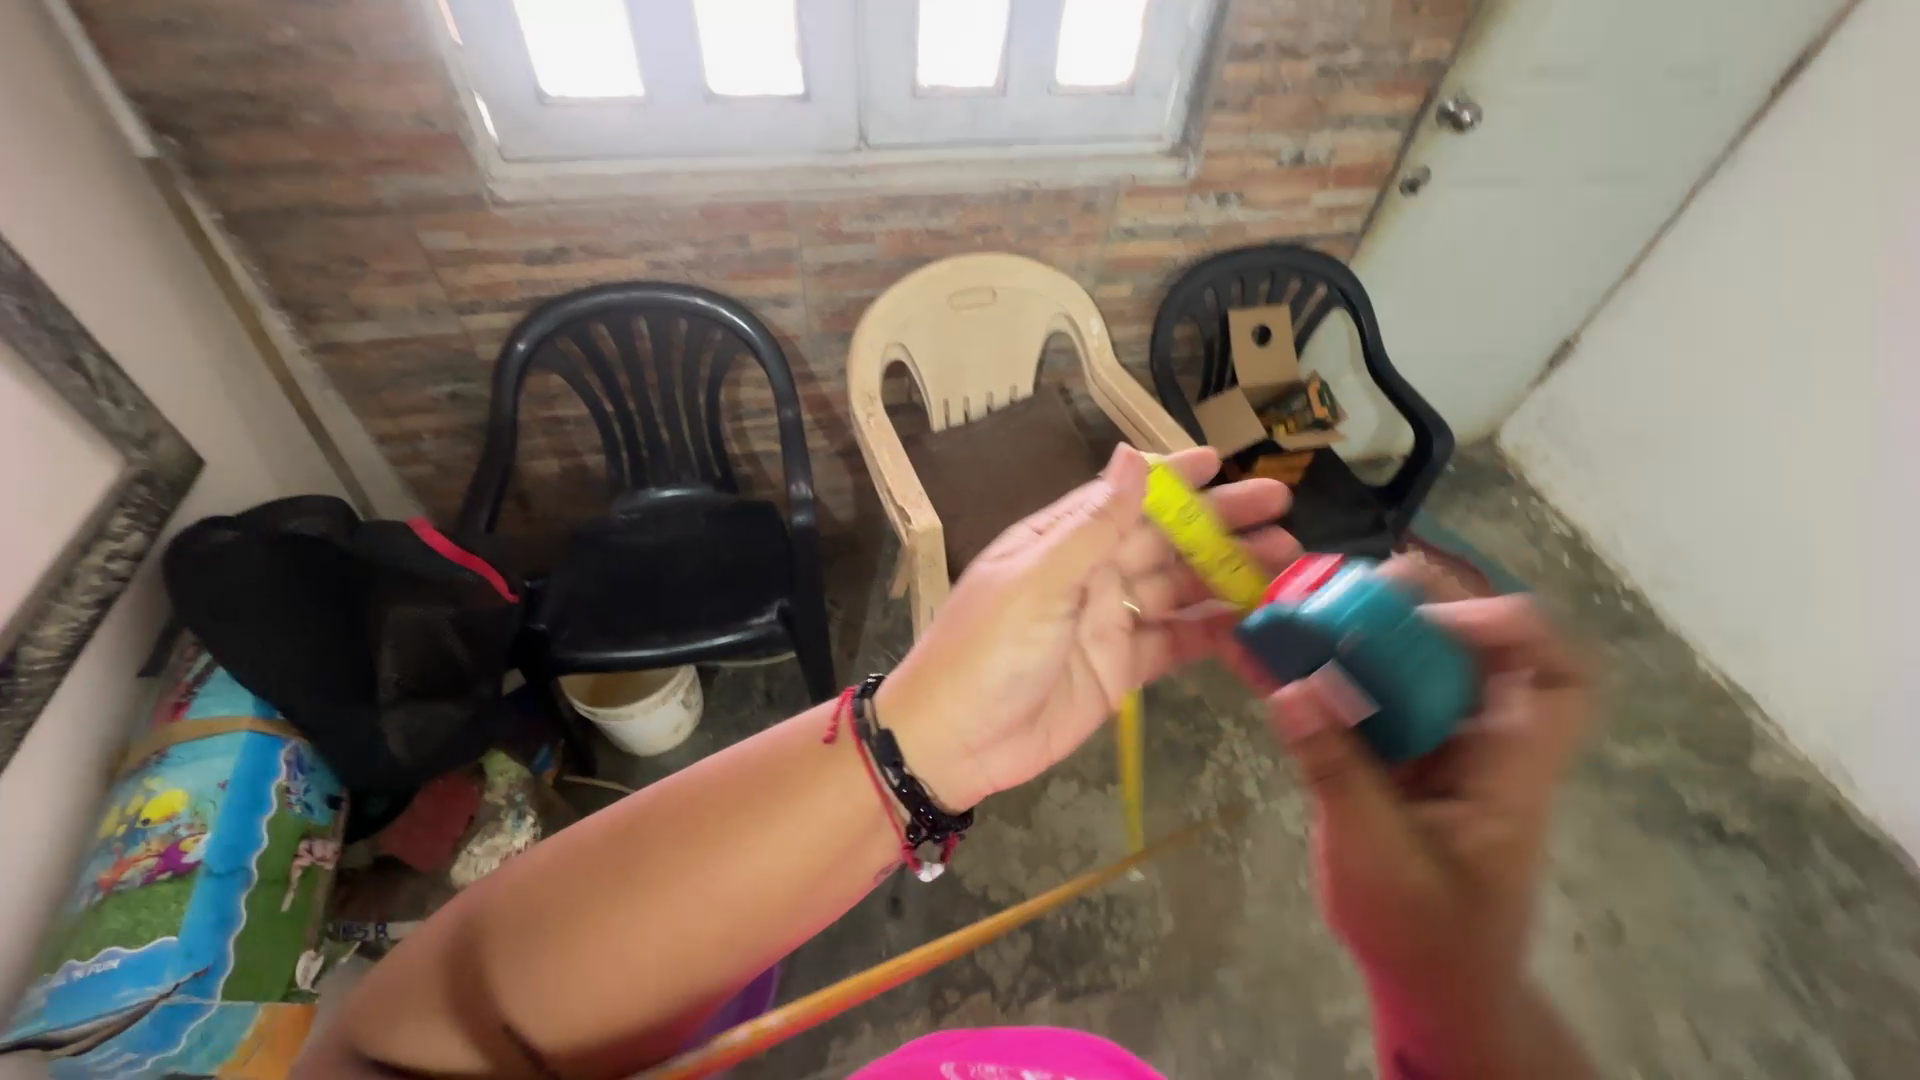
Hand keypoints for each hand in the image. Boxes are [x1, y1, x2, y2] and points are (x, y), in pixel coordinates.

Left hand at [879, 444, 1299, 809]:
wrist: (955, 741)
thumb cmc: (985, 651)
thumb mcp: (1036, 582)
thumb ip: (1091, 527)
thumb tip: (1131, 455)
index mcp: (1062, 541)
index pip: (1126, 497)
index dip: (1173, 479)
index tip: (1222, 462)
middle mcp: (1090, 574)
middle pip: (1164, 540)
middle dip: (1220, 523)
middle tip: (1280, 507)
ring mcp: (1107, 622)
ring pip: (1178, 588)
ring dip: (1227, 573)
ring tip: (1286, 560)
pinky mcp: (1120, 668)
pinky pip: (1174, 642)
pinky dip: (1211, 631)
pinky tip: (1252, 620)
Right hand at [1262, 579, 1594, 1075]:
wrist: (1428, 982)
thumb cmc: (1427, 933)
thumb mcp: (1379, 855)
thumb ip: (1337, 772)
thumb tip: (1292, 688)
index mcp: (1510, 766)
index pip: (1558, 677)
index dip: (1511, 628)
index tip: (1432, 617)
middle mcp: (1479, 742)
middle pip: (1476, 648)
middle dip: (1422, 604)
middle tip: (1357, 583)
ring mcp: (1433, 746)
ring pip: (1414, 665)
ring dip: (1366, 629)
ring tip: (1309, 602)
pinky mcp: (1389, 755)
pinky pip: (1362, 698)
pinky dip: (1324, 671)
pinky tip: (1276, 657)